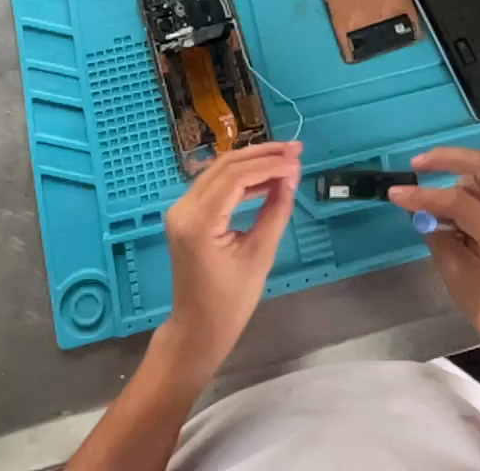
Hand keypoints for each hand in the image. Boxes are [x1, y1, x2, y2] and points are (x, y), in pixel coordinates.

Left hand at [161, 140, 301, 369]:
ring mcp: (181, 209)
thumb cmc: (229, 303)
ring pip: (220, 170)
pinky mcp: (187, 213)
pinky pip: (215, 184)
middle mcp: (184, 208)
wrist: (197, 330)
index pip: (236, 177)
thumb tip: (291, 177)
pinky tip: (267, 178)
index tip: (298, 161)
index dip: (269, 164)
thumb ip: (276, 211)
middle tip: (296, 150)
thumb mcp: (260, 256)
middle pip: (226, 166)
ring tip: (287, 159)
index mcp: (199, 222)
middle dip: (263, 155)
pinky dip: (242, 178)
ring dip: (254, 162)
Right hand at [388, 147, 479, 343]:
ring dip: (454, 180)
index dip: (424, 196)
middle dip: (447, 158)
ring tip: (434, 208)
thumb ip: (434, 229)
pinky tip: (451, 211)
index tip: (396, 193)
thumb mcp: (451, 267)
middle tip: (417, 163)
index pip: (460, 203)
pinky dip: (464, 190)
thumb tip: (415, 203)